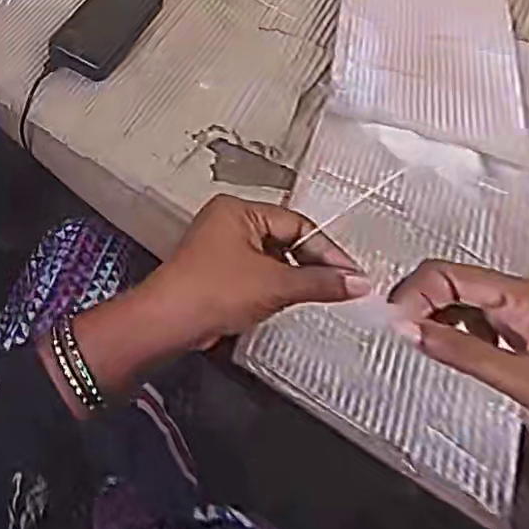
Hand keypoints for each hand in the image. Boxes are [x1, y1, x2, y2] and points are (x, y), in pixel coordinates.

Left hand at [132, 195, 367, 352]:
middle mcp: (226, 221)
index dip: (327, 250)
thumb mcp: (276, 284)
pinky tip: (287, 299)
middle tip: (342, 287)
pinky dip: (277, 284)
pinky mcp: (219, 267)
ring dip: (295, 276)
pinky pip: (259, 270)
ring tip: (316, 295)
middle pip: (286, 238)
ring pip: (274, 256)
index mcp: (236, 210)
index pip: (296, 223)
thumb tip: (355, 281)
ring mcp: (221, 244)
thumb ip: (321, 282)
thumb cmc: (210, 290)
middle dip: (312, 263)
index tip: (353, 276)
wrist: (173, 318)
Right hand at [388, 260, 528, 449]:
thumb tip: (408, 327)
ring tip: (427, 346)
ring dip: (440, 321)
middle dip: (422, 304)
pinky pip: (485, 327)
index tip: (396, 322)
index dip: (416, 294)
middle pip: (457, 284)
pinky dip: (461, 338)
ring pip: (468, 305)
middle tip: (403, 334)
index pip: (453, 275)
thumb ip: (467, 354)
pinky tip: (460, 357)